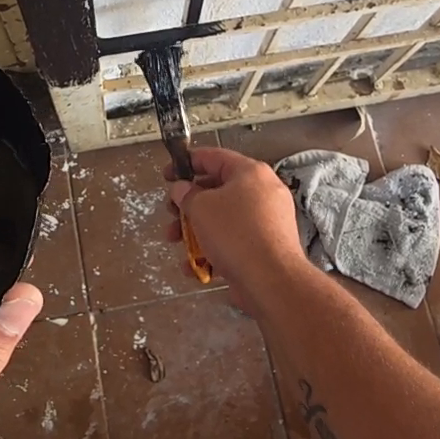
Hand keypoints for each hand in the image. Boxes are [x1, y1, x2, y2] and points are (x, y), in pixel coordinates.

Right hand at [163, 146, 308, 310]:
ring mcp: (267, 220)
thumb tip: (181, 189)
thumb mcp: (200, 208)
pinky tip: (195, 266)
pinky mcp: (266, 246)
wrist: (271, 280)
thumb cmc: (235, 234)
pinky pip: (234, 241)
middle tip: (171, 214)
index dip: (186, 163)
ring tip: (176, 243)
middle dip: (188, 205)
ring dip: (195, 230)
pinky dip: (213, 249)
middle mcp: (263, 192)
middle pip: (216, 191)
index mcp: (250, 172)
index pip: (213, 157)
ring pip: (223, 219)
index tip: (167, 175)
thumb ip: (185, 194)